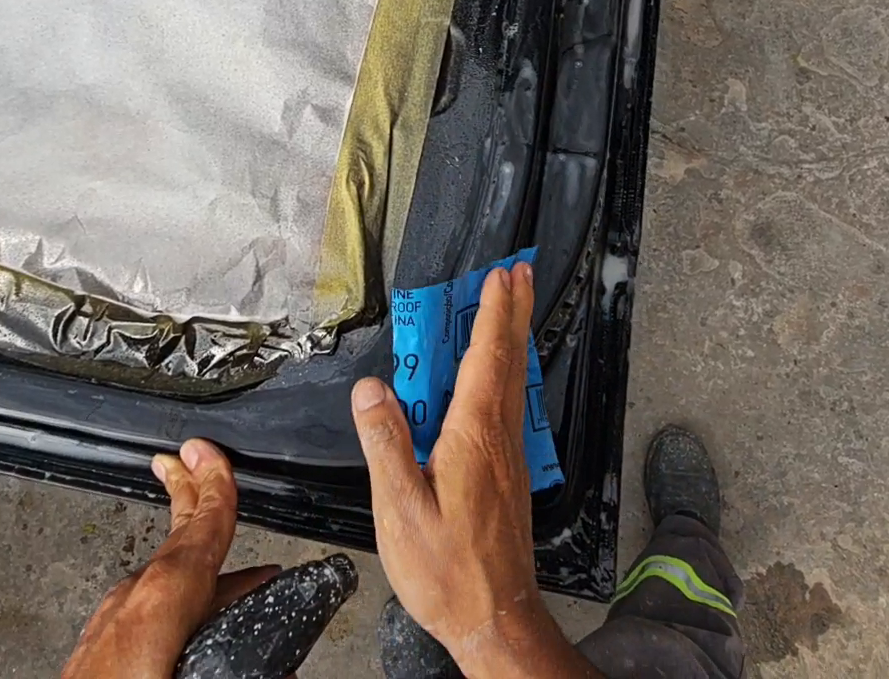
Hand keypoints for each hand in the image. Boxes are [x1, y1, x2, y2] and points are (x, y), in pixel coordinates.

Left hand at [62, 439, 278, 678]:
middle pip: (170, 542)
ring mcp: (105, 638)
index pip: (197, 536)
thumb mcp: (205, 673)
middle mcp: (126, 616)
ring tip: (216, 540)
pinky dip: (171, 588)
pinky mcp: (97, 659)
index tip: (213, 455)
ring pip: (155, 575)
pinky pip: (142, 607)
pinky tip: (185, 608)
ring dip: (187, 546)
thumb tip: (287, 665)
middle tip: (194, 457)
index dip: (214, 490)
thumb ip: (247, 663)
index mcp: (157, 616)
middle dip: (188, 494)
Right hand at [352, 263, 600, 677]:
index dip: (491, 314)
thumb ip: (386, 445)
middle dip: (512, 310)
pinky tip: (501, 369)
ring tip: (512, 304)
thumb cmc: (446, 569)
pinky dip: (508, 368)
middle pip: (507, 359)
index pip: (484, 359)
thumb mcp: (400, 510)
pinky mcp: (509, 468)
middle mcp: (497, 436)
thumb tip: (370, 389)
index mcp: (472, 437)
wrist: (495, 616)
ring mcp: (508, 452)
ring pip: (512, 378)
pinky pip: (509, 401)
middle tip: (518, 271)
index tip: (497, 277)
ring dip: (513, 334)